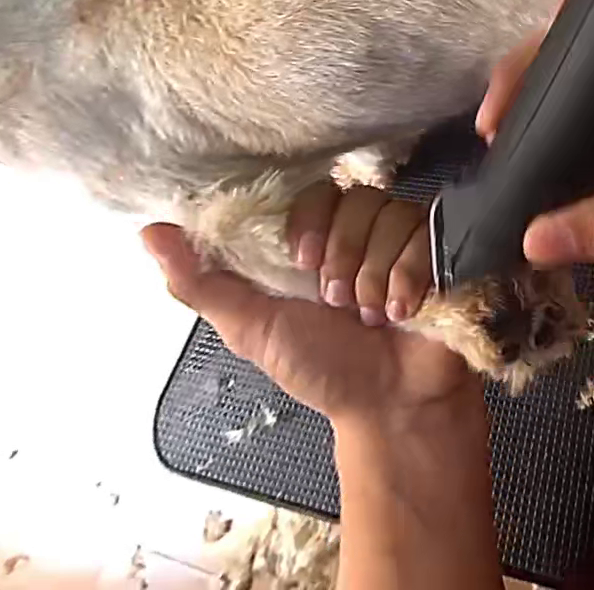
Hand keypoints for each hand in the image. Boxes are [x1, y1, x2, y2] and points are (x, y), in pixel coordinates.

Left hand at [143, 198, 467, 427]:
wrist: (387, 400)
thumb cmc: (321, 367)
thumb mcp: (252, 329)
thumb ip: (205, 283)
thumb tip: (149, 232)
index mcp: (322, 241)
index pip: (319, 193)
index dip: (311, 222)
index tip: (303, 264)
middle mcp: (368, 232)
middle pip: (360, 201)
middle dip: (345, 257)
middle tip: (339, 302)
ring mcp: (409, 239)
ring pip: (394, 218)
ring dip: (376, 276)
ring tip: (372, 314)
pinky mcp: (444, 249)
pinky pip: (427, 237)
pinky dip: (408, 279)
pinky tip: (403, 310)